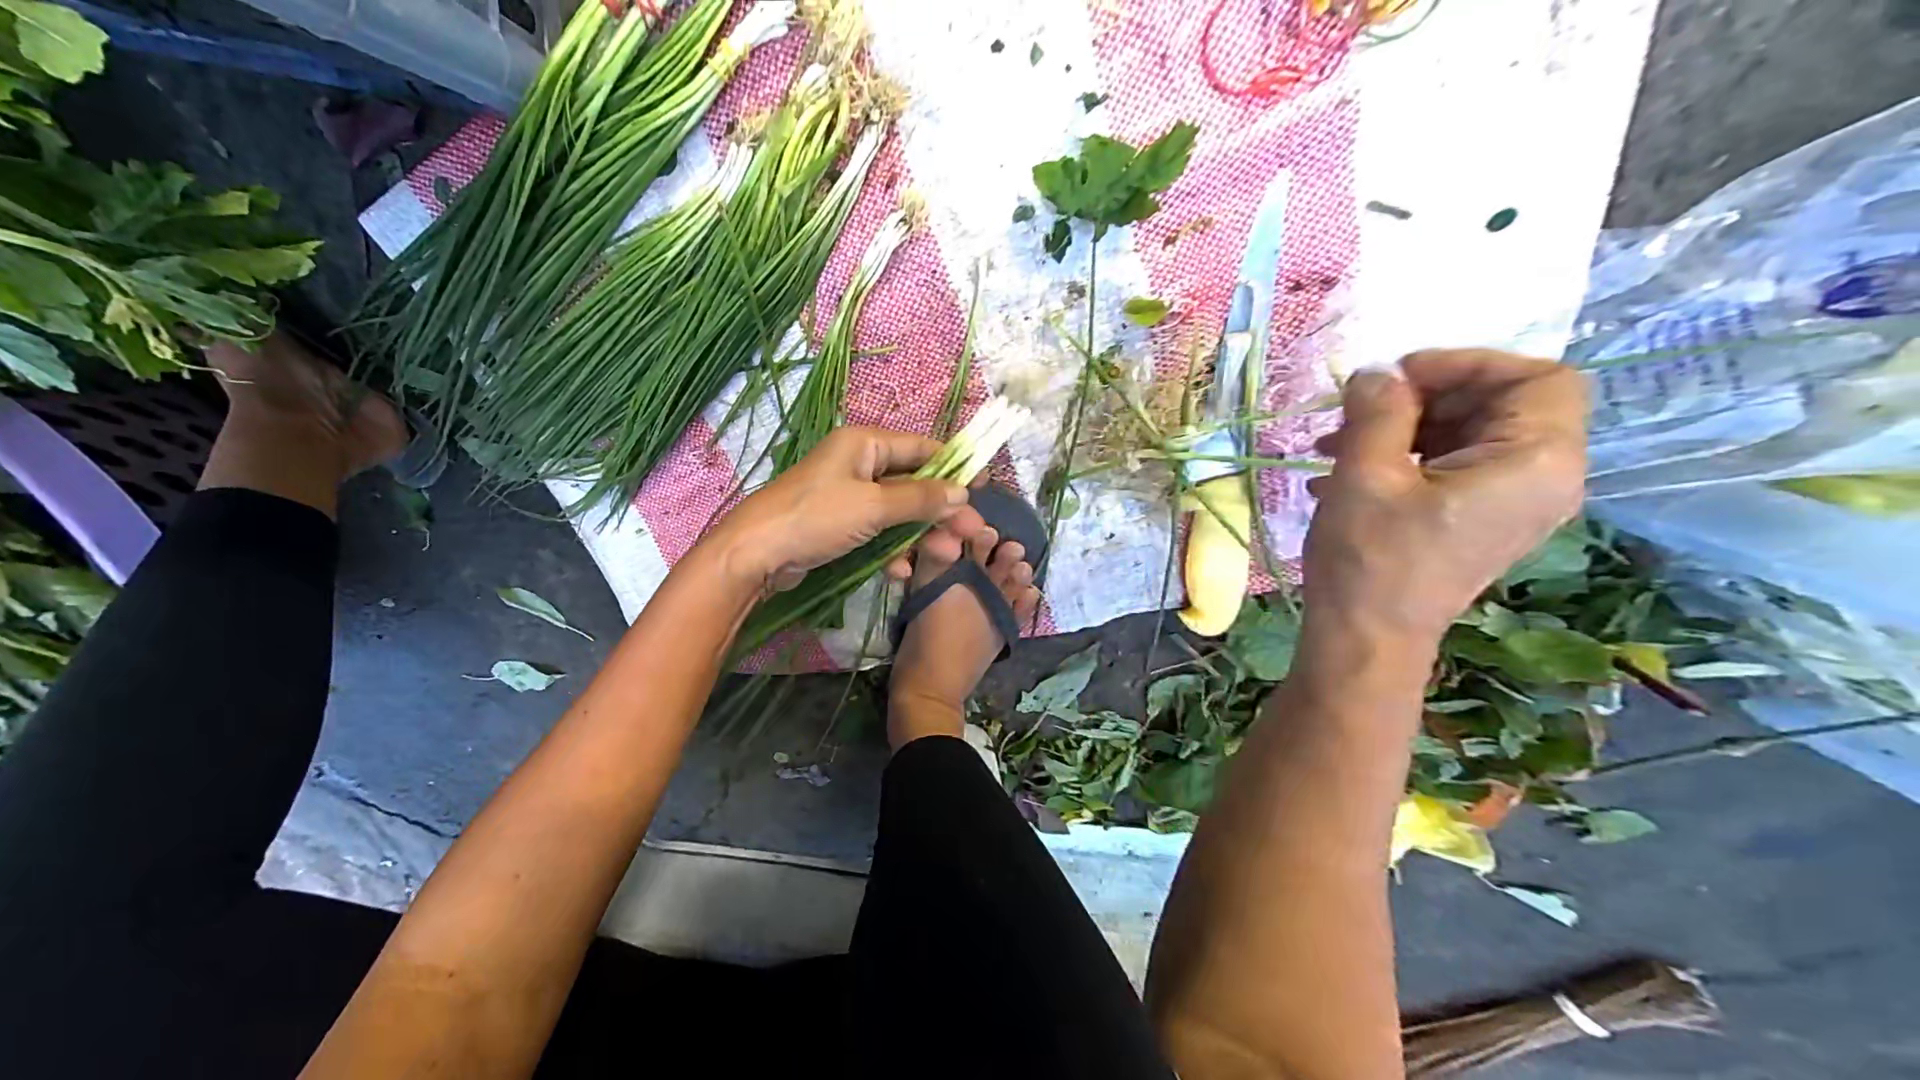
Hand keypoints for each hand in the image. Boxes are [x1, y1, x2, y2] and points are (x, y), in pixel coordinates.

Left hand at [703, 427, 983, 592]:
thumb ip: (920, 499)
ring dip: (921, 534)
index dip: (954, 468)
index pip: (922, 449)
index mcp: (865, 445)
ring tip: (945, 556)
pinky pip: (878, 533)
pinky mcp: (841, 527)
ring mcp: (849, 498)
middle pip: (914, 484)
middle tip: (971, 534)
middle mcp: (859, 466)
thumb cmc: (816, 517)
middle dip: (941, 511)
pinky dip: (892, 549)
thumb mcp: (874, 506)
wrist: (756, 554)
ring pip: (898, 513)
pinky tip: (901, 570)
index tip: (982, 490)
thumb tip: (962, 493)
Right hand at [1303, 349, 1587, 645]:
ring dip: (1407, 425)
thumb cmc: (1370, 558)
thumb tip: (1378, 373)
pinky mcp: (1483, 520)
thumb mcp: (1365, 473)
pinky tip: (1350, 471)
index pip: (1534, 376)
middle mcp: (1545, 479)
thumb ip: (1378, 409)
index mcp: (1537, 462)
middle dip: (1426, 396)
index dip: (1465, 364)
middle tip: (1359, 410)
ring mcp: (1514, 503)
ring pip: (1472, 432)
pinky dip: (1409, 455)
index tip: (1396, 378)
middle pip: (1502, 402)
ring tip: (1339, 443)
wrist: (1365, 639)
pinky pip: (1457, 465)